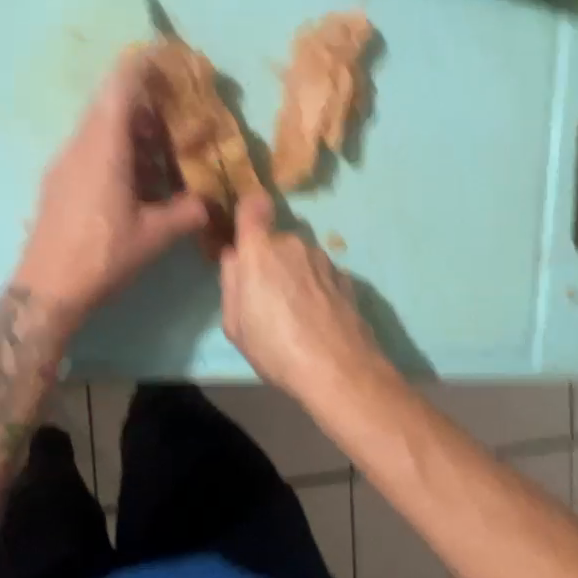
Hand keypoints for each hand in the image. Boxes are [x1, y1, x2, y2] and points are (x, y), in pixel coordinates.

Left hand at [13, 53, 210, 330]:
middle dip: (145, 100)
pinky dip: (116, 150)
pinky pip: (90, 150)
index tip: (168, 58)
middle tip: (178, 110)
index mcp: (103, 147)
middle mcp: (79, 145)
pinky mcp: (58, 182)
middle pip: (110, 104)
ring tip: (164, 147)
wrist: (45, 290)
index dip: (144, 64)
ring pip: (99, 128)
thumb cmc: (101, 256)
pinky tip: (137, 179)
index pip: (121, 85)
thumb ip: (186, 213)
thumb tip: (209, 203)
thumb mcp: (153, 236)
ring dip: (131, 130)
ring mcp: (64, 163)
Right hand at [219, 195, 389, 401]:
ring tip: (295, 314)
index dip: (248, 212)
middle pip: (276, 241)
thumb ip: (231, 283)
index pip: (252, 207)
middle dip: (270, 261)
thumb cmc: (275, 348)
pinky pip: (321, 275)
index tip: (246, 231)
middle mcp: (293, 244)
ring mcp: (324, 260)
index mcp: (259, 251)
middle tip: (266, 298)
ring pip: (301, 258)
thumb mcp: (234, 325)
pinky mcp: (346, 278)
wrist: (339, 370)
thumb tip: (234, 257)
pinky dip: (317, 289)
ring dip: (295, 275)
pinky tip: (318, 319)